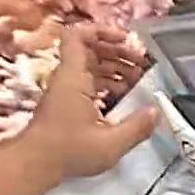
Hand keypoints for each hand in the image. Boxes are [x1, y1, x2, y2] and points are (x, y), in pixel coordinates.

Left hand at [19, 26, 157, 180]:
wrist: (38, 161)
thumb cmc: (71, 151)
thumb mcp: (111, 143)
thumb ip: (136, 127)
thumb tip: (157, 112)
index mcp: (75, 78)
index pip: (80, 36)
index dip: (103, 32)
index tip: (126, 41)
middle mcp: (68, 78)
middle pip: (90, 51)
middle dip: (117, 53)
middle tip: (142, 66)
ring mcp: (66, 90)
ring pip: (90, 67)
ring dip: (114, 70)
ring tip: (138, 81)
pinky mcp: (67, 104)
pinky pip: (88, 83)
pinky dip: (107, 85)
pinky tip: (123, 97)